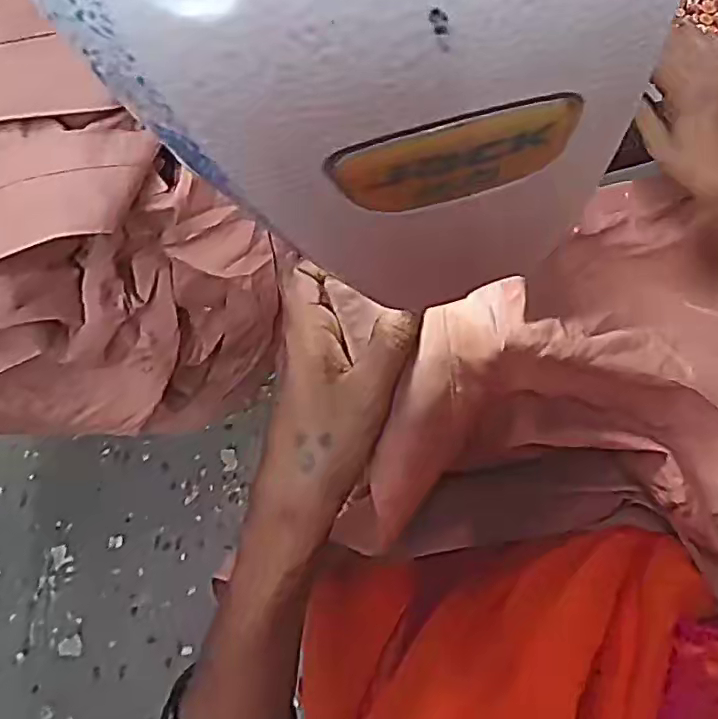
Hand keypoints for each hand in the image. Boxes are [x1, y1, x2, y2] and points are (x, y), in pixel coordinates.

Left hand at [246, 261, 420, 560]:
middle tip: (396, 241)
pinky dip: (363, 316)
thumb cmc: (327, 440)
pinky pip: (342, 328)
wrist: (300, 497)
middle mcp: (302, 331)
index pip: (303, 264)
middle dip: (353, 259)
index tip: (366, 221)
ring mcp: (311, 352)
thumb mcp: (370, 386)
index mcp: (303, 325)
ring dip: (360, 288)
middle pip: (321, 280)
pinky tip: (391, 317)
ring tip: (400, 268)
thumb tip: (417, 283)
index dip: (327, 239)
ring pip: (333, 305)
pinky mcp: (323, 372)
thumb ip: (393, 334)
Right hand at [634, 21, 717, 236]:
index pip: (658, 50)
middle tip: (632, 53)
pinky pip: (716, 48)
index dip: (635, 49)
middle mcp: (713, 71)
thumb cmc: (701, 172)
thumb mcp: (660, 148)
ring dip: (675, 40)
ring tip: (654, 54)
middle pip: (679, 35)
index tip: (616, 53)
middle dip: (653, 41)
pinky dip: (696, 47)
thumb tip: (627, 91)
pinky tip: (682, 61)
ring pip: (699, 36)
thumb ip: (642, 113)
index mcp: (691, 87)